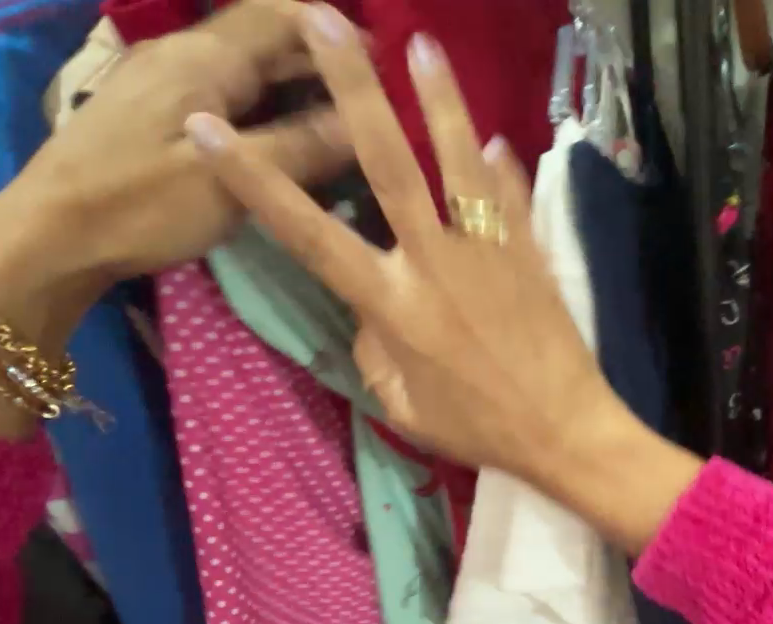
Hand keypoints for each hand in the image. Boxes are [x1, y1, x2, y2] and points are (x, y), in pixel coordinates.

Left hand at [0, 0, 352, 438]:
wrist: (52, 232)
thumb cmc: (142, 204)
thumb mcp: (232, 181)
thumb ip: (302, 148)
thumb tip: (364, 126)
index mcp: (203, 60)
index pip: (280, 16)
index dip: (335, 31)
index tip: (386, 63)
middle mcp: (185, 55)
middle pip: (266, 37)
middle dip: (325, 58)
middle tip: (382, 98)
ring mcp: (170, 80)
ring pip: (251, 65)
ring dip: (303, 83)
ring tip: (353, 117)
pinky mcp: (163, 109)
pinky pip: (233, 91)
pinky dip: (275, 104)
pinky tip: (300, 135)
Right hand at [189, 4, 701, 552]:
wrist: (565, 433)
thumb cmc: (480, 430)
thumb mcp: (405, 407)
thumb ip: (375, 351)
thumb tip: (369, 308)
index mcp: (392, 304)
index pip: (307, 233)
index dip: (253, 180)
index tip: (207, 127)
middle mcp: (435, 264)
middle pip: (388, 164)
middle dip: (353, 90)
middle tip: (328, 23)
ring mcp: (490, 255)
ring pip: (459, 165)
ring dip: (440, 102)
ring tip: (423, 45)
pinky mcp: (533, 259)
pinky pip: (512, 204)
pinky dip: (502, 171)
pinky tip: (497, 140)